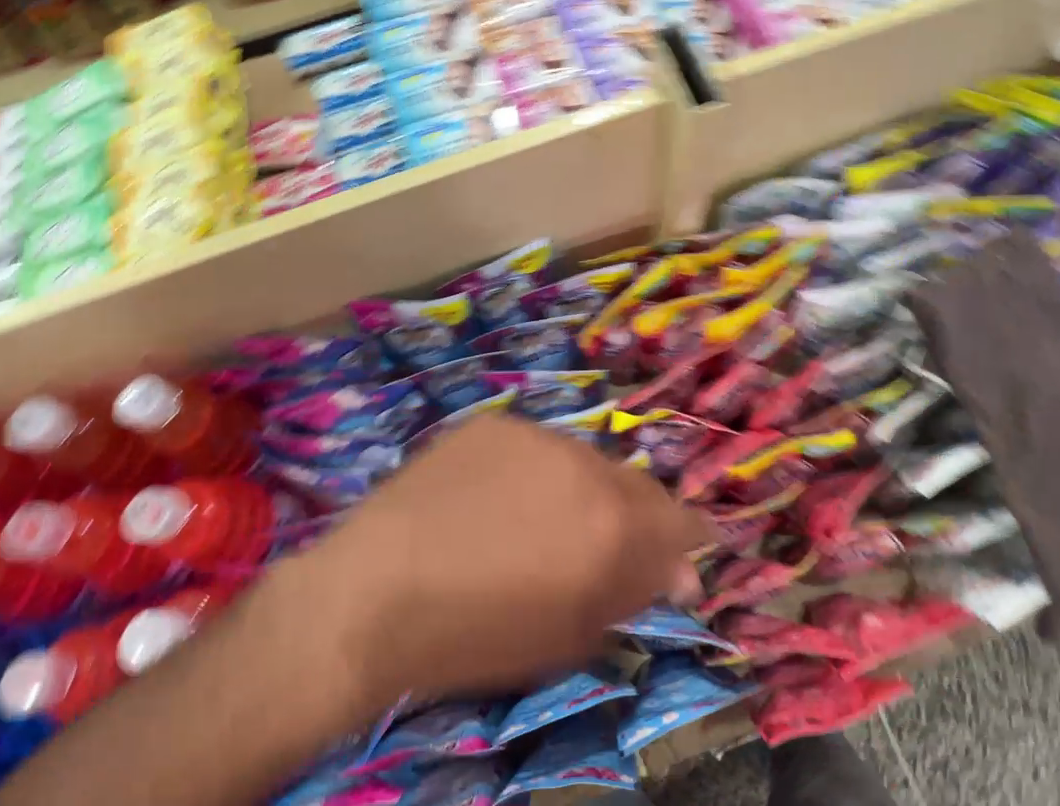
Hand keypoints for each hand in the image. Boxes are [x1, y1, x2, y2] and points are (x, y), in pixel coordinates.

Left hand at [297, 414, 711, 707]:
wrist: (373, 592)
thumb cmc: (476, 636)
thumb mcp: (571, 636)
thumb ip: (632, 594)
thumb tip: (678, 571)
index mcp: (614, 525)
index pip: (681, 521)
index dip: (686, 542)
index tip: (673, 561)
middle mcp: (586, 466)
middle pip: (636, 484)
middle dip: (632, 518)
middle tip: (597, 548)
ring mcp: (536, 436)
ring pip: (583, 462)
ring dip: (579, 491)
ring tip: (535, 523)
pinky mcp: (493, 423)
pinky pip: (534, 447)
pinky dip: (531, 473)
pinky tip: (494, 501)